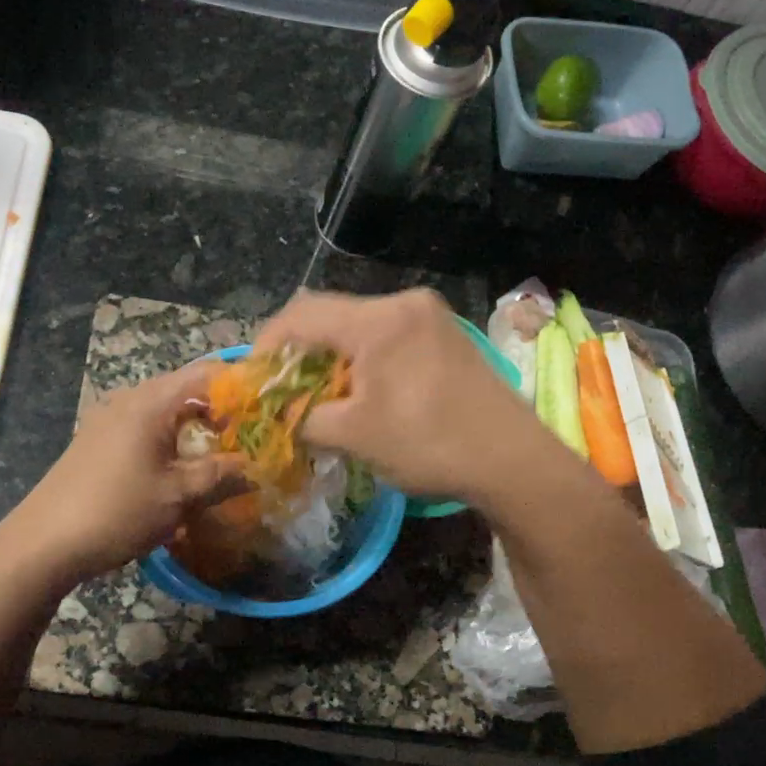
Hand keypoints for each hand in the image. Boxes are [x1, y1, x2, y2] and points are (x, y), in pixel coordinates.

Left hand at [15, 361, 246, 579]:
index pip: (207, 373)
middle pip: (186, 391)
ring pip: (165, 413)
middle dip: (222, 411)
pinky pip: (146, 429)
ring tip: (224, 457)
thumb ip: (220, 475)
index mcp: (151, 402)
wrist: (45, 542)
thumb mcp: (178, 496)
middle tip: (253, 437)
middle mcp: (129, 400)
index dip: (241, 385)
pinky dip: (171, 442)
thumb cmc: (117, 512)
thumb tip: (256, 466)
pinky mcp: (98, 442)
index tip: (270, 407)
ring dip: (196, 430)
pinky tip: (183, 470)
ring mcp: (109, 420)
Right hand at [255, 288, 560, 501]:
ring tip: (317, 395)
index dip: (267, 343)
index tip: (252, 378)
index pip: (302, 315)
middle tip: (281, 389)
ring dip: (332, 357)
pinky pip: (388, 337)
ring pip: (360, 327)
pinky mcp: (447, 336)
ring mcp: (431, 317)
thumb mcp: (354, 435)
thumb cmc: (428, 444)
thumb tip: (280, 414)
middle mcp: (404, 304)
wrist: (513, 461)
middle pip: (331, 315)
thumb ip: (304, 417)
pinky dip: (363, 360)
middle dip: (299, 351)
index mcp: (379, 320)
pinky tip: (360, 392)